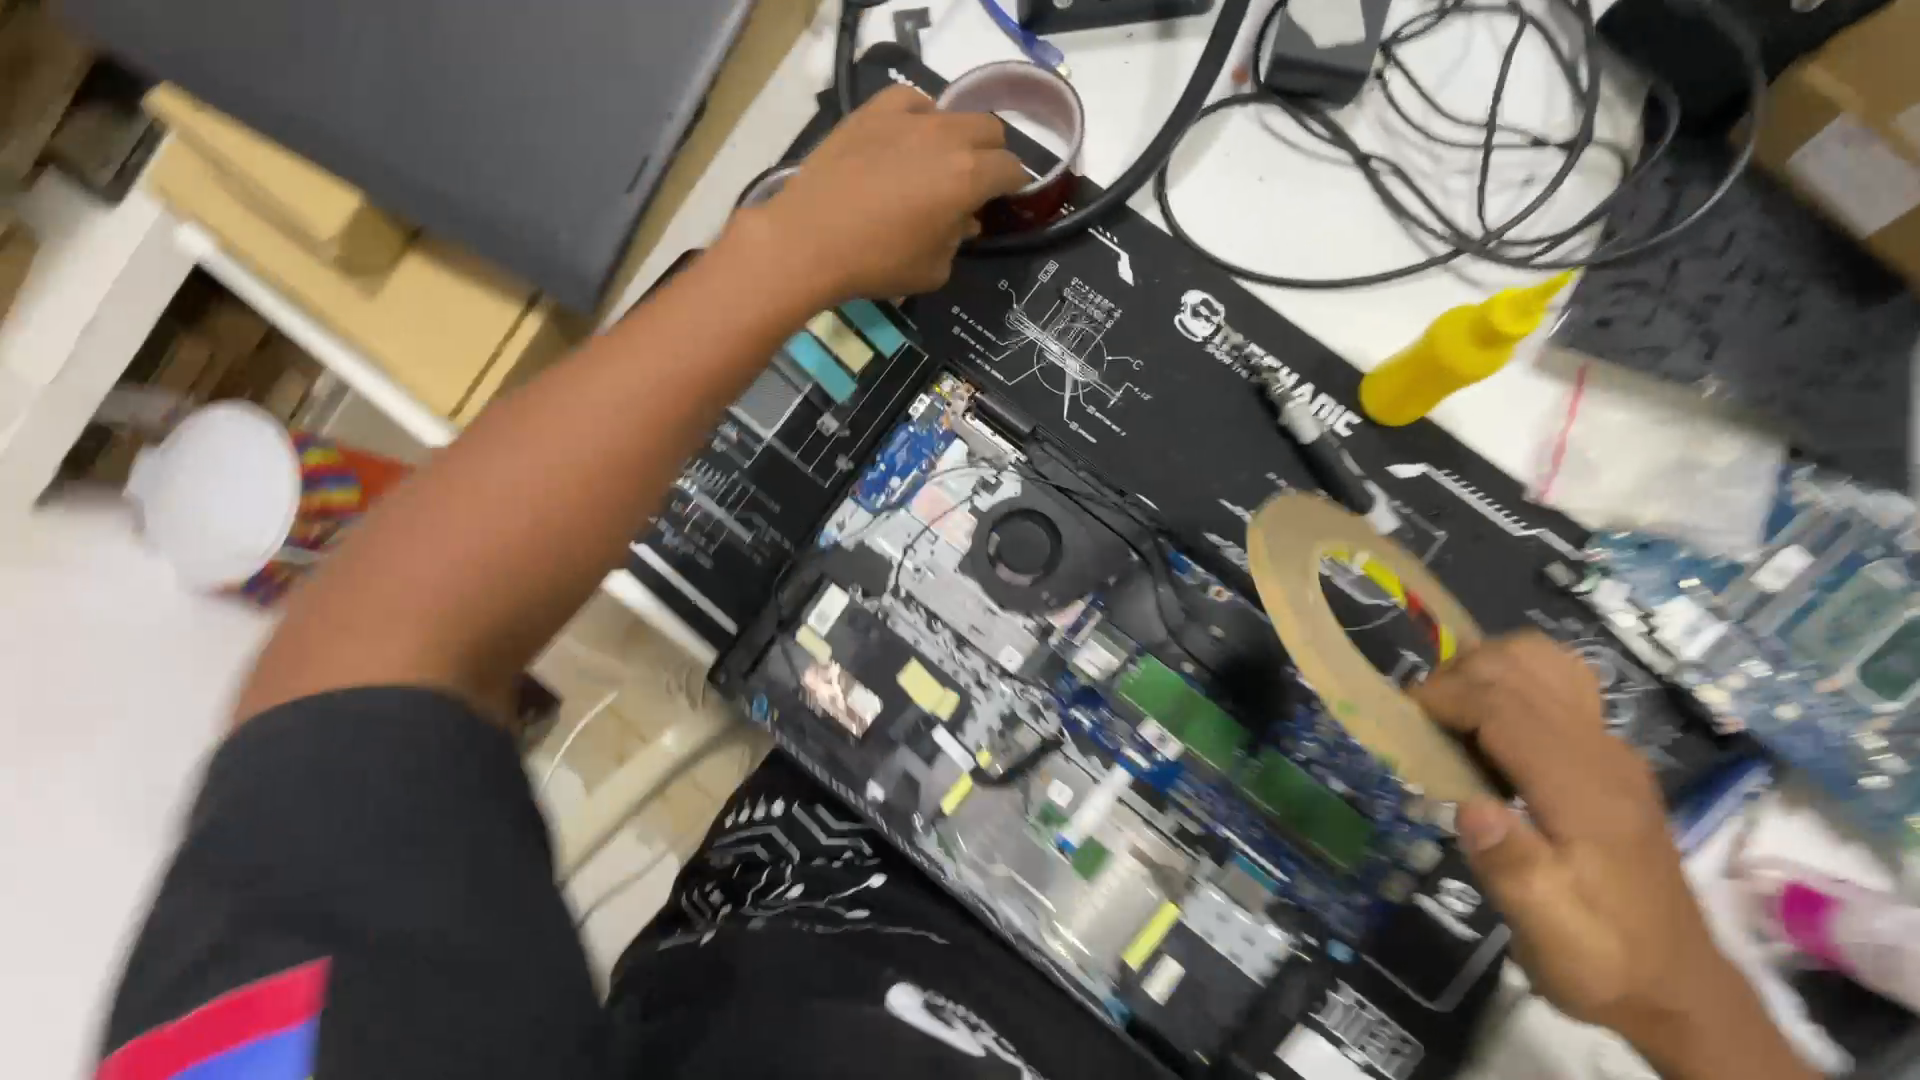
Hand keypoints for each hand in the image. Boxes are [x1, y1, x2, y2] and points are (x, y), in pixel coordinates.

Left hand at [723, 85, 1029, 303]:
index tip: (1003, 201)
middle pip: (990, 129)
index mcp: (968, 178)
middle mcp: (946, 138)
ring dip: (957, 136)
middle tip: (974, 183)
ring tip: (938, 162)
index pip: (1011, 169)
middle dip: (991, 155)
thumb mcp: (933, 270)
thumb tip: (963, 221)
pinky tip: (907, 138)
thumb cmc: (876, 264)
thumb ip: (958, 241)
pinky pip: (911, 100)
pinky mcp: (872, 112)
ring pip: (952, 112)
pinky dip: (919, 116)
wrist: (809, 241)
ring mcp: (907, 119)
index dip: (1013, 186)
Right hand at [1411, 632, 1812, 1079]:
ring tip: (1451, 707)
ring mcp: (1612, 750)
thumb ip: (1509, 865)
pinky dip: (1511, 680)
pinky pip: (1556, 685)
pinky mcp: (1608, 757)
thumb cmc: (1601, 958)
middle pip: (1524, 667)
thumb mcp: (1548, 931)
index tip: (1403, 713)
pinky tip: (1488, 720)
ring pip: (1545, 661)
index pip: (1506, 706)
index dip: (1447, 696)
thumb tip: (1468, 805)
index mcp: (1586, 792)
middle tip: (1420, 716)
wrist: (1678, 987)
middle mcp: (1604, 755)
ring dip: (1487, 667)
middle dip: (1459, 674)